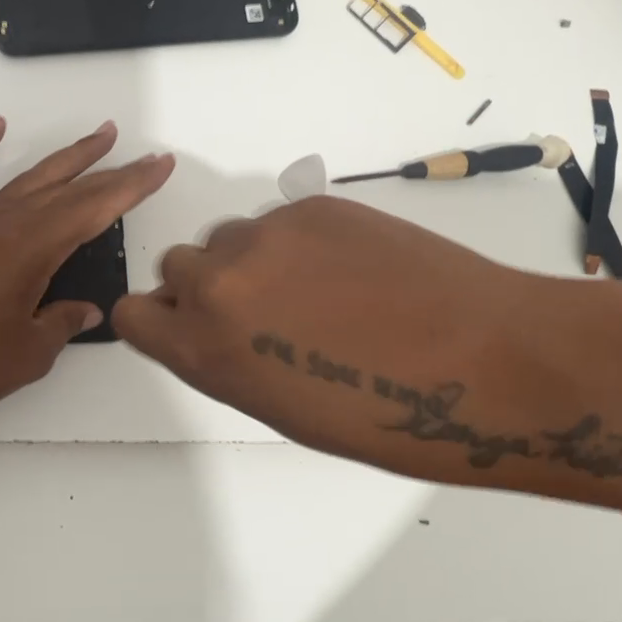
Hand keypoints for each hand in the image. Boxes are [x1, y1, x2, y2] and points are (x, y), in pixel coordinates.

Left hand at [0, 118, 174, 432]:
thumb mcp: (31, 351)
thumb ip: (62, 322)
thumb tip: (84, 310)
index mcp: (30, 249)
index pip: (92, 208)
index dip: (131, 186)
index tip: (160, 165)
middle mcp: (2, 225)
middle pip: (65, 189)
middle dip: (109, 173)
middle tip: (145, 156)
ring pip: (25, 181)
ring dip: (64, 160)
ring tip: (98, 138)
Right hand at [113, 196, 541, 463]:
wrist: (487, 363)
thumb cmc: (378, 414)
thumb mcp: (273, 404)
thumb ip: (219, 357)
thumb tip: (215, 324)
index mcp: (200, 347)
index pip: (134, 312)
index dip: (160, 320)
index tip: (191, 329)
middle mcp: (217, 284)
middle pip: (177, 267)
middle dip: (208, 288)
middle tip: (267, 313)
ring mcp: (264, 236)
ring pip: (230, 239)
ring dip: (254, 261)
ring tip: (320, 292)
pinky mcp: (314, 206)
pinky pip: (281, 221)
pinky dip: (302, 242)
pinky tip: (353, 272)